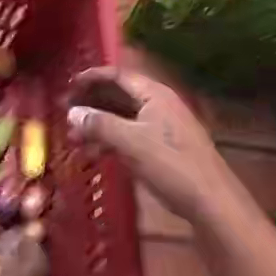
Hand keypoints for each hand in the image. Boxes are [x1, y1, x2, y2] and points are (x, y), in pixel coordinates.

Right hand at [67, 67, 239, 226]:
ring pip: (123, 118)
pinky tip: (94, 155)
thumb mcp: (130, 142)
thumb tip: (72, 112)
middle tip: (65, 113)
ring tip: (73, 139)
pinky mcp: (162, 148)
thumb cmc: (171, 164)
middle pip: (119, 95)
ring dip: (98, 125)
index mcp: (154, 95)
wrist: (210, 200)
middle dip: (91, 103)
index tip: (68, 85)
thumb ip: (99, 124)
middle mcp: (159, 105)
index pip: (118, 75)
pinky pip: (130, 136)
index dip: (92, 77)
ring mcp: (162, 127)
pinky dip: (110, 141)